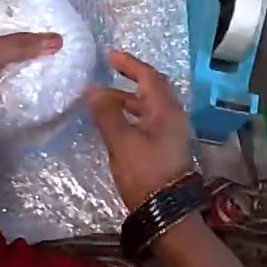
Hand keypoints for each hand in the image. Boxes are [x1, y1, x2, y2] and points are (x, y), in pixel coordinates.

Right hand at [88, 51, 196, 209]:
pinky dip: (132, 114)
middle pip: (153, 89)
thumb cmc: (145, 172)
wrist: (165, 210)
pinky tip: (117, 121)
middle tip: (111, 70)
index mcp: (166, 111)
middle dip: (132, 78)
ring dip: (129, 98)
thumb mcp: (122, 142)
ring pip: (150, 107)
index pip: (149, 77)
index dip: (130, 64)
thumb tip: (93, 91)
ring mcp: (171, 133)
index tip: (111, 55)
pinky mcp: (165, 148)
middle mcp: (172, 118)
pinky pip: (148, 120)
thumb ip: (107, 113)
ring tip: (105, 98)